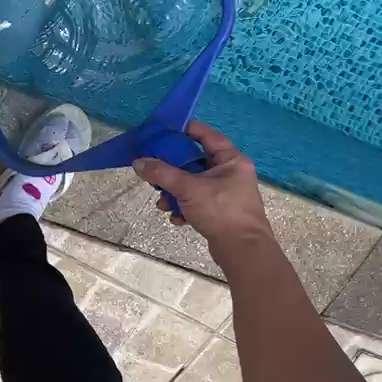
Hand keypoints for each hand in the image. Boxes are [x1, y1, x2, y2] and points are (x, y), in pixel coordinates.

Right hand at [133, 121, 275, 246]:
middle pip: (194, 161)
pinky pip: (196, 200)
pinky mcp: (220, 210)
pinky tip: (176, 217)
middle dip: (171, 168)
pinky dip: (183, 206)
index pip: (206, 134)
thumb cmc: (221, 211)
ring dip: (173, 191)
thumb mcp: (187, 188)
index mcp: (231, 160)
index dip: (183, 130)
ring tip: (162, 203)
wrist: (243, 251)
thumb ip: (161, 173)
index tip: (161, 132)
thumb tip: (138, 162)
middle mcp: (230, 172)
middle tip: (153, 171)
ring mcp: (226, 192)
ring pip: (192, 183)